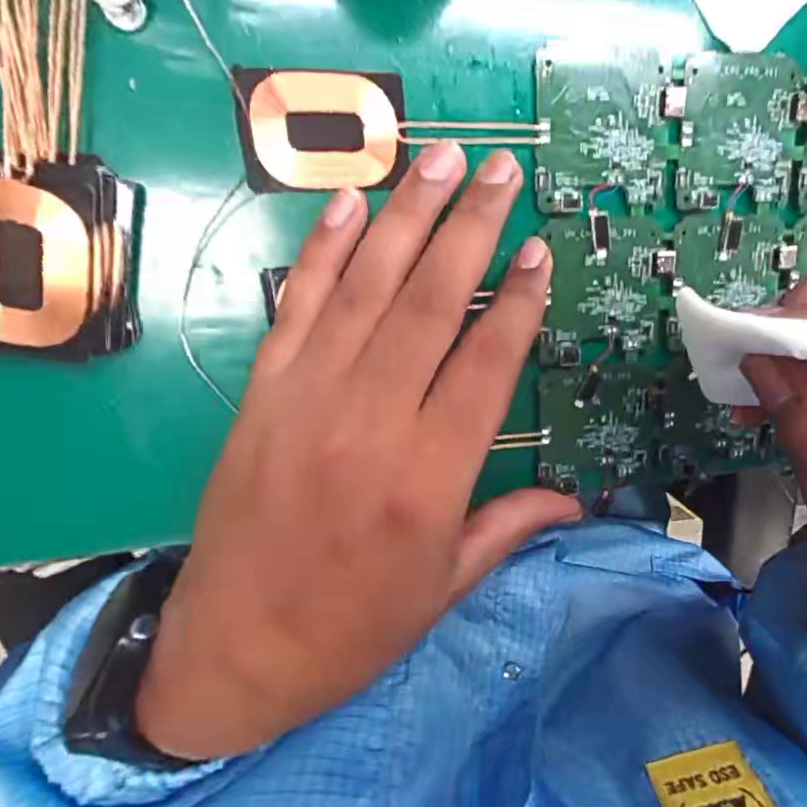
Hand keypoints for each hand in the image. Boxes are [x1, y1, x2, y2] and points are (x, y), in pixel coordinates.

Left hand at [136, 143, 581, 759]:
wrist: (235, 648)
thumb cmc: (349, 630)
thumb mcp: (441, 590)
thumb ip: (507, 528)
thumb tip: (571, 499)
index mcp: (427, 478)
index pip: (484, 364)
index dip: (516, 301)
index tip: (537, 249)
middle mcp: (368, 422)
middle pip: (428, 304)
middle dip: (470, 227)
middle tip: (500, 169)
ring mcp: (307, 398)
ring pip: (364, 289)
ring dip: (404, 217)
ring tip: (439, 159)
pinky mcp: (262, 393)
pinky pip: (297, 308)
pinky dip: (323, 252)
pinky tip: (348, 205)